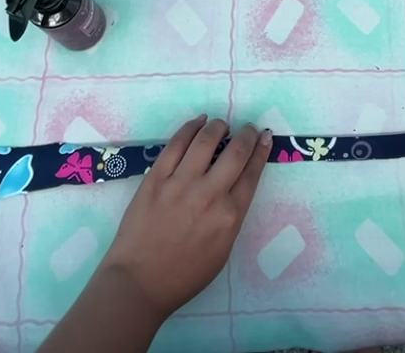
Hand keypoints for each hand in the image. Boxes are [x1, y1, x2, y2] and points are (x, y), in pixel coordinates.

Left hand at [39, 117, 271, 352]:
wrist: (139, 283)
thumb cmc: (184, 274)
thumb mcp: (222, 250)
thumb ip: (231, 216)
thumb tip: (235, 186)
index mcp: (229, 217)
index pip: (252, 173)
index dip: (261, 151)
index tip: (265, 136)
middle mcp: (209, 195)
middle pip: (236, 152)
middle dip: (246, 134)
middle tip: (248, 127)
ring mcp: (181, 183)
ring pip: (206, 140)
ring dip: (219, 127)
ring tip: (222, 124)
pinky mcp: (156, 177)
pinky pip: (176, 144)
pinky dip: (191, 128)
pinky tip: (199, 122)